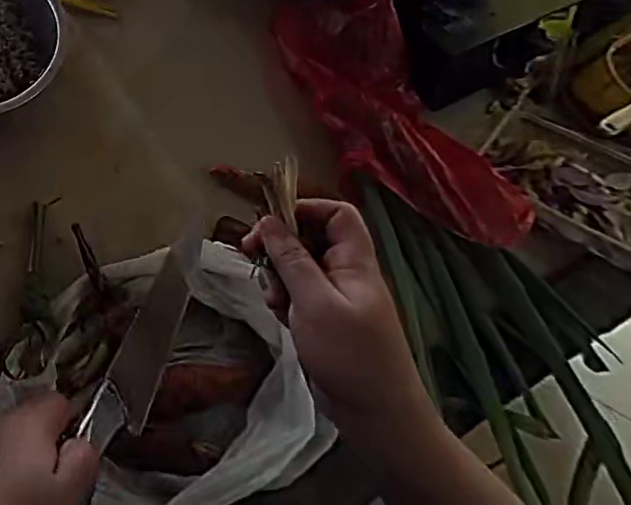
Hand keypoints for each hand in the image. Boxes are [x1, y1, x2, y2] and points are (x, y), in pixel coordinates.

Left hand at [0, 392, 99, 504]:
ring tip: (42, 489)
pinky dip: (18, 467)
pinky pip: (9, 452)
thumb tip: (86, 444)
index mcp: (32, 417)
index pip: (64, 398)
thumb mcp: (66, 490)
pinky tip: (20, 494)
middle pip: (43, 413)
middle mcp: (8, 420)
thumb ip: (84, 459)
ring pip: (25, 434)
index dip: (77, 422)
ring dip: (36, 454)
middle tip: (62, 474)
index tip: (80, 449)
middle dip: (56, 438)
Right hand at [243, 201, 518, 504]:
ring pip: (297, 266)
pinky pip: (296, 293)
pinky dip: (283, 298)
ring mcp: (334, 297)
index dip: (306, 208)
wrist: (378, 421)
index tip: (273, 222)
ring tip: (274, 299)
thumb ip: (290, 258)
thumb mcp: (314, 302)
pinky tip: (280, 315)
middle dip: (280, 245)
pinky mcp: (322, 319)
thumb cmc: (350, 355)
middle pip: (309, 237)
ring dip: (277, 276)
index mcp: (354, 261)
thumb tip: (267, 221)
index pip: (337, 214)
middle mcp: (345, 273)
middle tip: (252, 253)